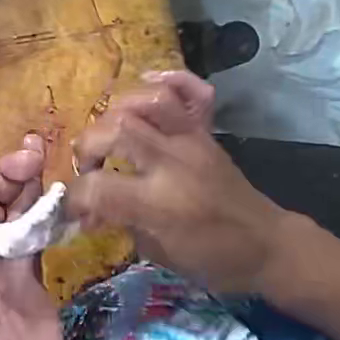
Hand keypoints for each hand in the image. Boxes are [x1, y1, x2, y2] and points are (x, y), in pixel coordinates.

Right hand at [68, 71, 291, 294]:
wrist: (266, 244)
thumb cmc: (212, 259)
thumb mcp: (159, 253)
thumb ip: (120, 223)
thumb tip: (86, 211)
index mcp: (160, 202)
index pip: (99, 187)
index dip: (75, 198)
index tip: (73, 208)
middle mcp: (174, 161)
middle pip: (118, 129)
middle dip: (88, 145)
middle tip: (87, 166)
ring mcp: (192, 141)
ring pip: (149, 101)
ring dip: (117, 112)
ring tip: (110, 133)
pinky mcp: (205, 132)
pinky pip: (190, 91)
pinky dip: (167, 79)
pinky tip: (146, 86)